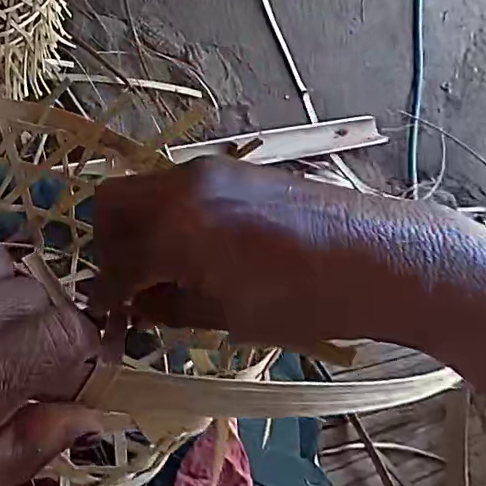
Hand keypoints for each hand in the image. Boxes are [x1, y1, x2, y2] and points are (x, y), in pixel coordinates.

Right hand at [91, 157, 470, 348]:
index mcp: (179, 227)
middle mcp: (183, 185)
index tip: (104, 313)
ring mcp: (208, 170)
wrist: (382, 256)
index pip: (118, 260)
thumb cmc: (308, 301)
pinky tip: (196, 249)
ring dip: (137, 227)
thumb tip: (135, 305)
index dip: (105, 292)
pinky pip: (176, 188)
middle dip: (108, 245)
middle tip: (128, 284)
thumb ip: (169, 306)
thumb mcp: (230, 316)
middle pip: (111, 203)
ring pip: (143, 190)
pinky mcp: (232, 168)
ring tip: (164, 270)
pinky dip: (167, 216)